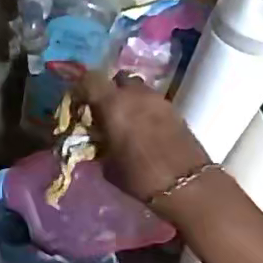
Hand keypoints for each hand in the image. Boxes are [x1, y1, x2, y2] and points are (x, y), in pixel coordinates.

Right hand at [80, 69, 211, 205]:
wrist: (187, 184)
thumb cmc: (140, 177)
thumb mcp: (108, 166)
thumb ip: (98, 145)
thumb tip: (95, 140)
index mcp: (114, 104)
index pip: (90, 78)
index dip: (80, 86)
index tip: (76, 101)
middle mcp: (136, 94)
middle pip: (116, 79)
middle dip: (107, 92)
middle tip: (101, 113)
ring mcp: (158, 99)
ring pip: (136, 89)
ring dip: (127, 100)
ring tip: (123, 122)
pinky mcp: (174, 109)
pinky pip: (151, 101)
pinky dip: (142, 109)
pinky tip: (141, 130)